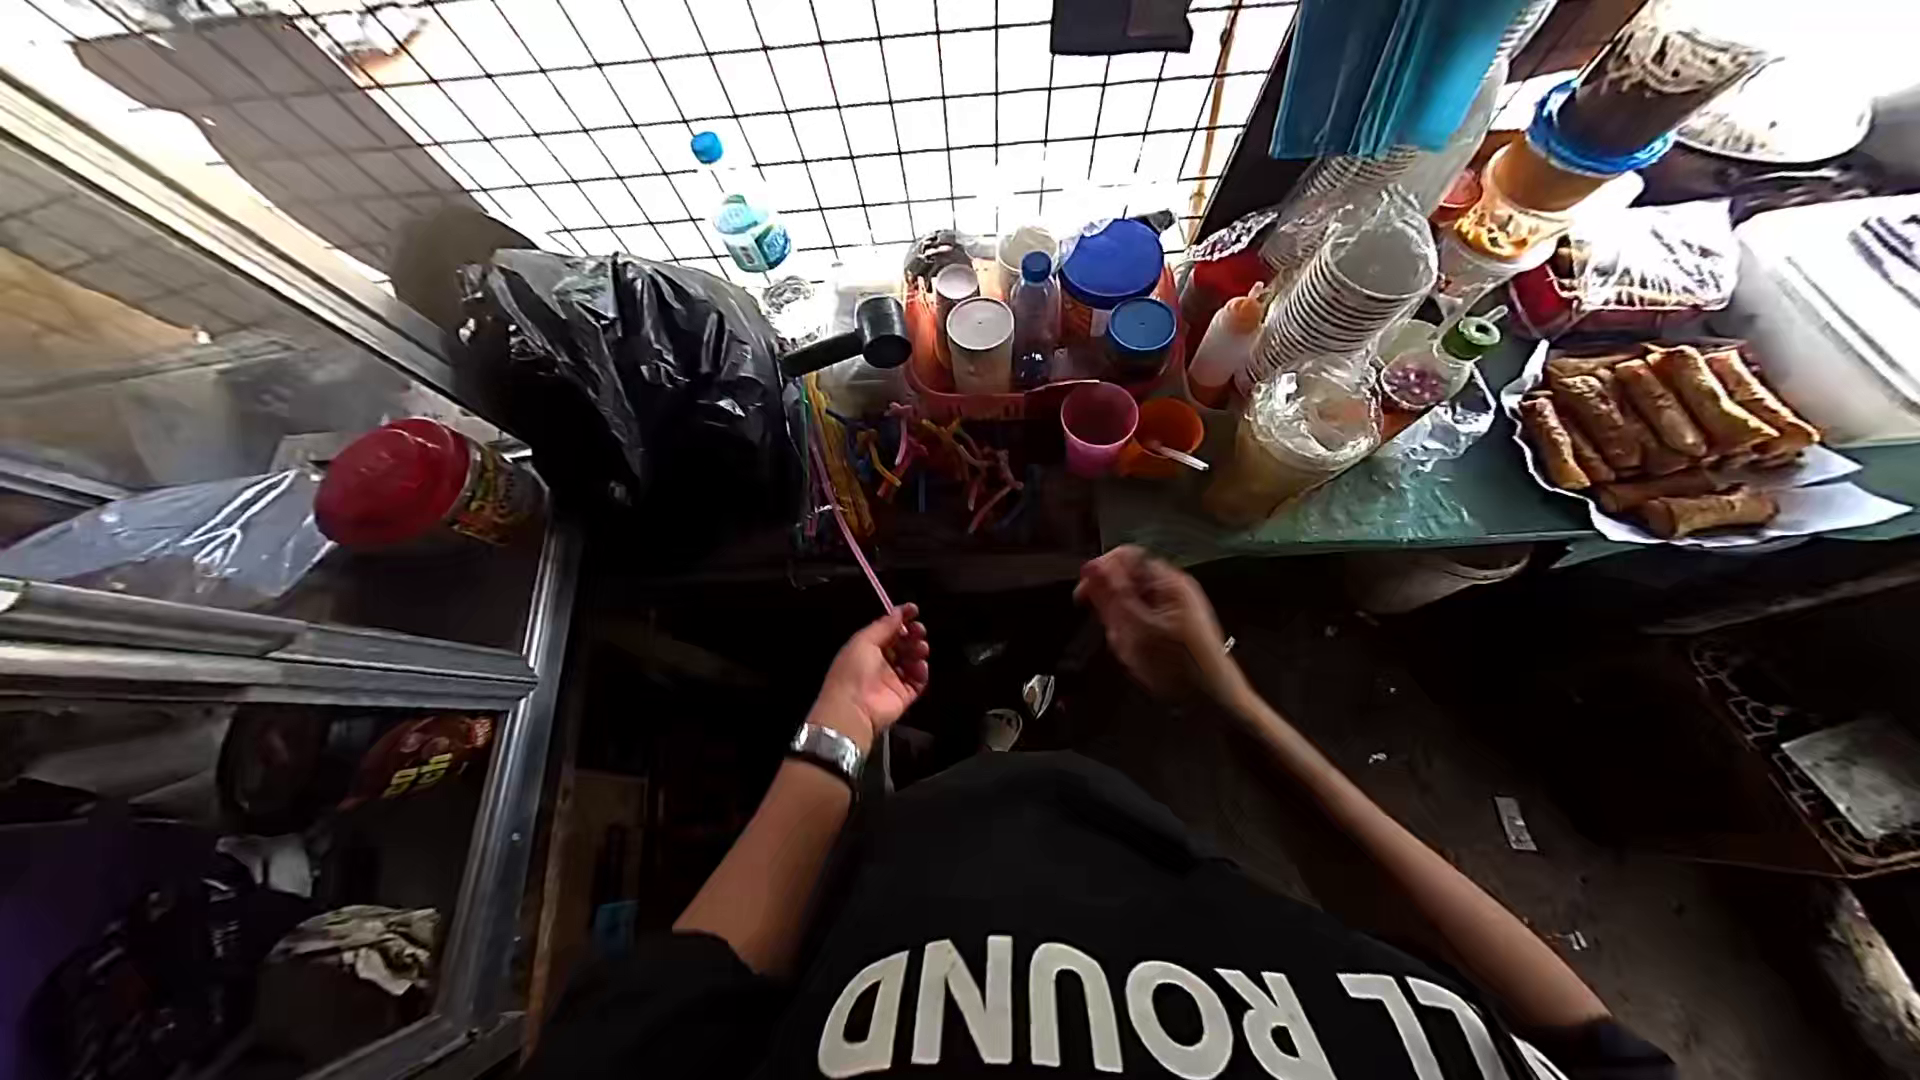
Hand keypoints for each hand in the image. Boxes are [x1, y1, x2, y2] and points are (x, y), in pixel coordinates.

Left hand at [809, 604, 929, 750]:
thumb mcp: (864, 641)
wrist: (852, 709)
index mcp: (868, 647)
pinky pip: (918, 680)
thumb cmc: (853, 670)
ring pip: (913, 660)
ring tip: (921, 648)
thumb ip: (884, 625)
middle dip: (913, 634)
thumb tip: (899, 611)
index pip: (889, 629)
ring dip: (918, 650)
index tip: (914, 610)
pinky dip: (921, 671)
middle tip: (919, 630)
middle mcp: (881, 662)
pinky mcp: (904, 695)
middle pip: (903, 643)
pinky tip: (920, 665)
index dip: (902, 619)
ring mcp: (893, 679)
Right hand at [1075, 546, 1244, 704]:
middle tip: (1111, 627)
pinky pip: (1141, 618)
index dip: (1100, 570)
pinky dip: (1132, 632)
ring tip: (1129, 644)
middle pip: (1126, 579)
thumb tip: (1093, 567)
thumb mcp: (1137, 628)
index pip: (1125, 556)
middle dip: (1112, 603)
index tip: (1085, 591)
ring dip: (1122, 622)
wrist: (1212, 697)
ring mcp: (1174, 605)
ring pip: (1131, 602)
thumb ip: (1112, 594)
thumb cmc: (1183, 666)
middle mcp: (1172, 588)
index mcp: (1168, 581)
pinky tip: (1138, 649)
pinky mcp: (1173, 622)